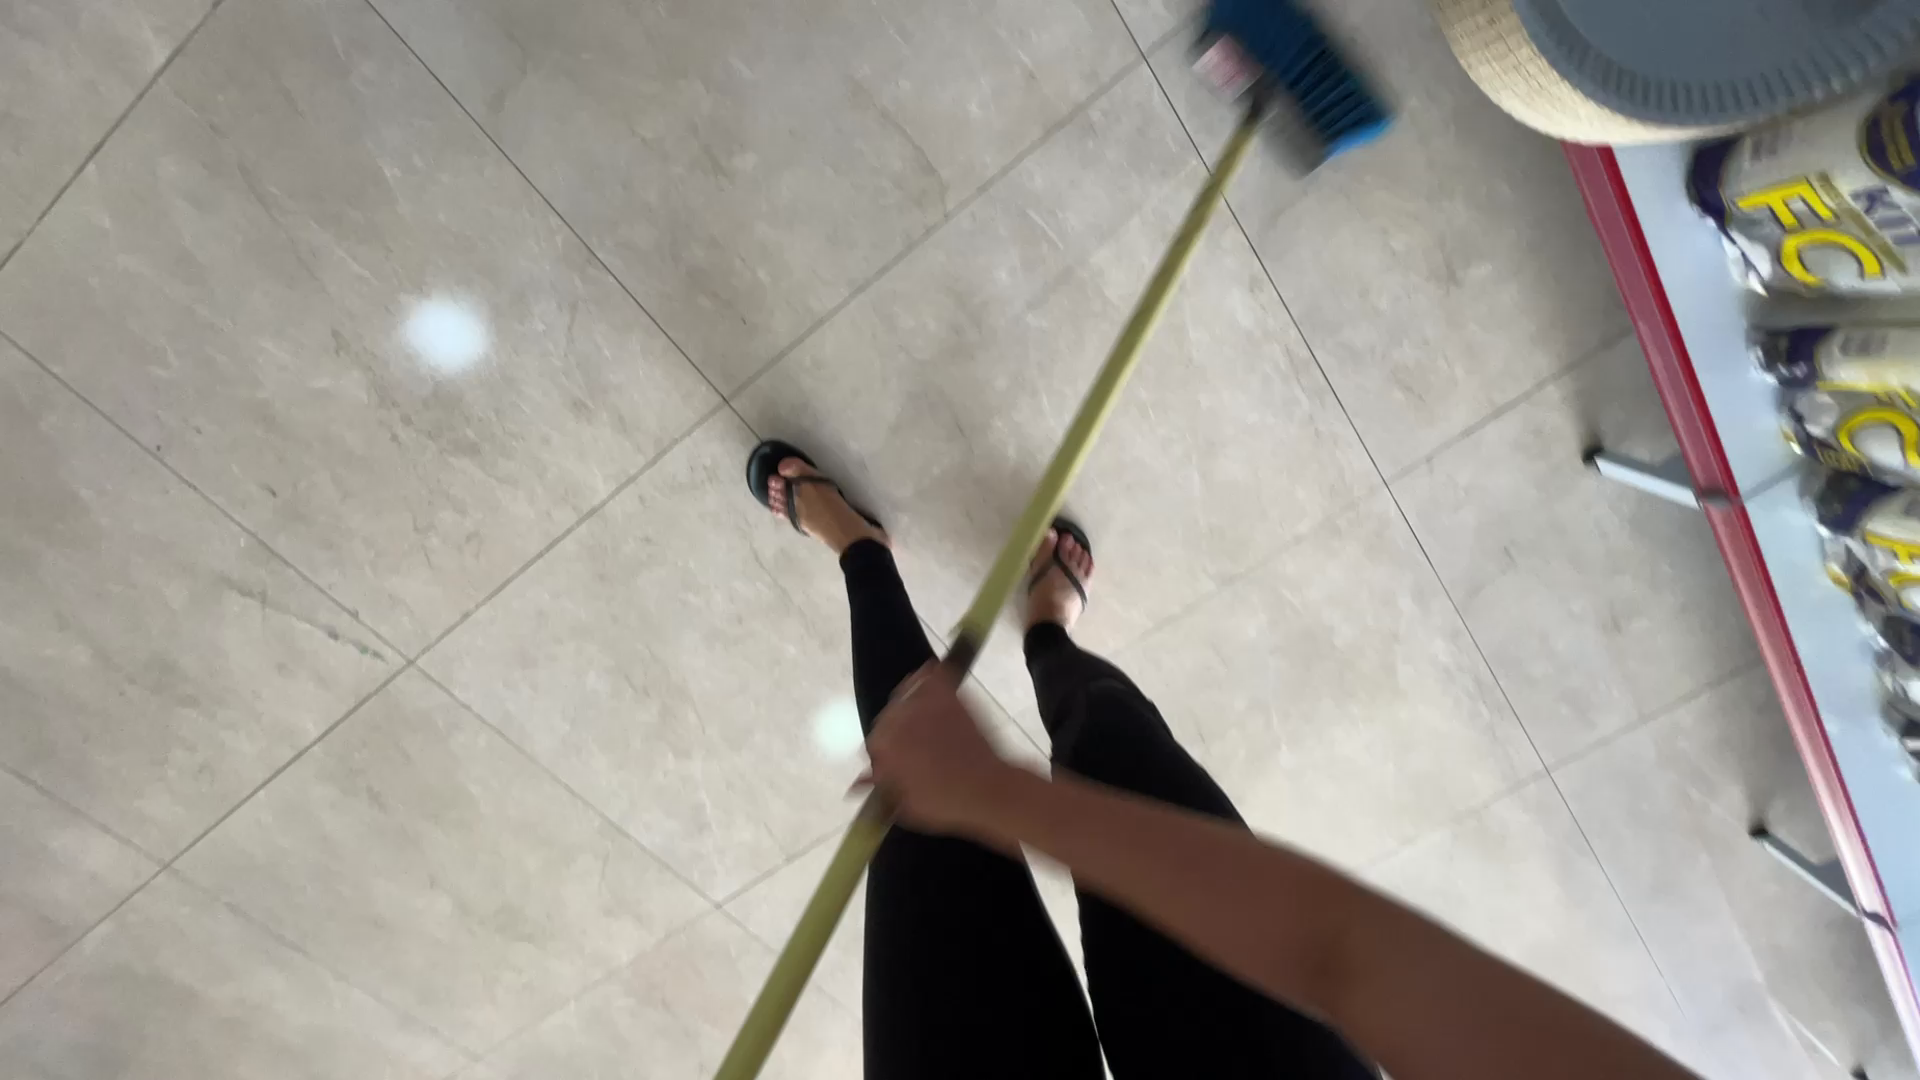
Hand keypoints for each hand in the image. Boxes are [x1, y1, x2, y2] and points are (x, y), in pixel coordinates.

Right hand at [861, 662, 1021, 834]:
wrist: (987, 788)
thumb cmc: (945, 803)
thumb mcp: (905, 805)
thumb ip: (881, 787)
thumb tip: (858, 783)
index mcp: (883, 746)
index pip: (874, 743)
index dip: (886, 754)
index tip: (898, 763)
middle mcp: (897, 719)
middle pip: (888, 718)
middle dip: (897, 731)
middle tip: (916, 745)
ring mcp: (923, 704)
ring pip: (905, 694)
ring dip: (910, 704)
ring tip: (925, 719)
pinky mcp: (947, 693)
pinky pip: (931, 674)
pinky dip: (930, 676)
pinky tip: (932, 681)